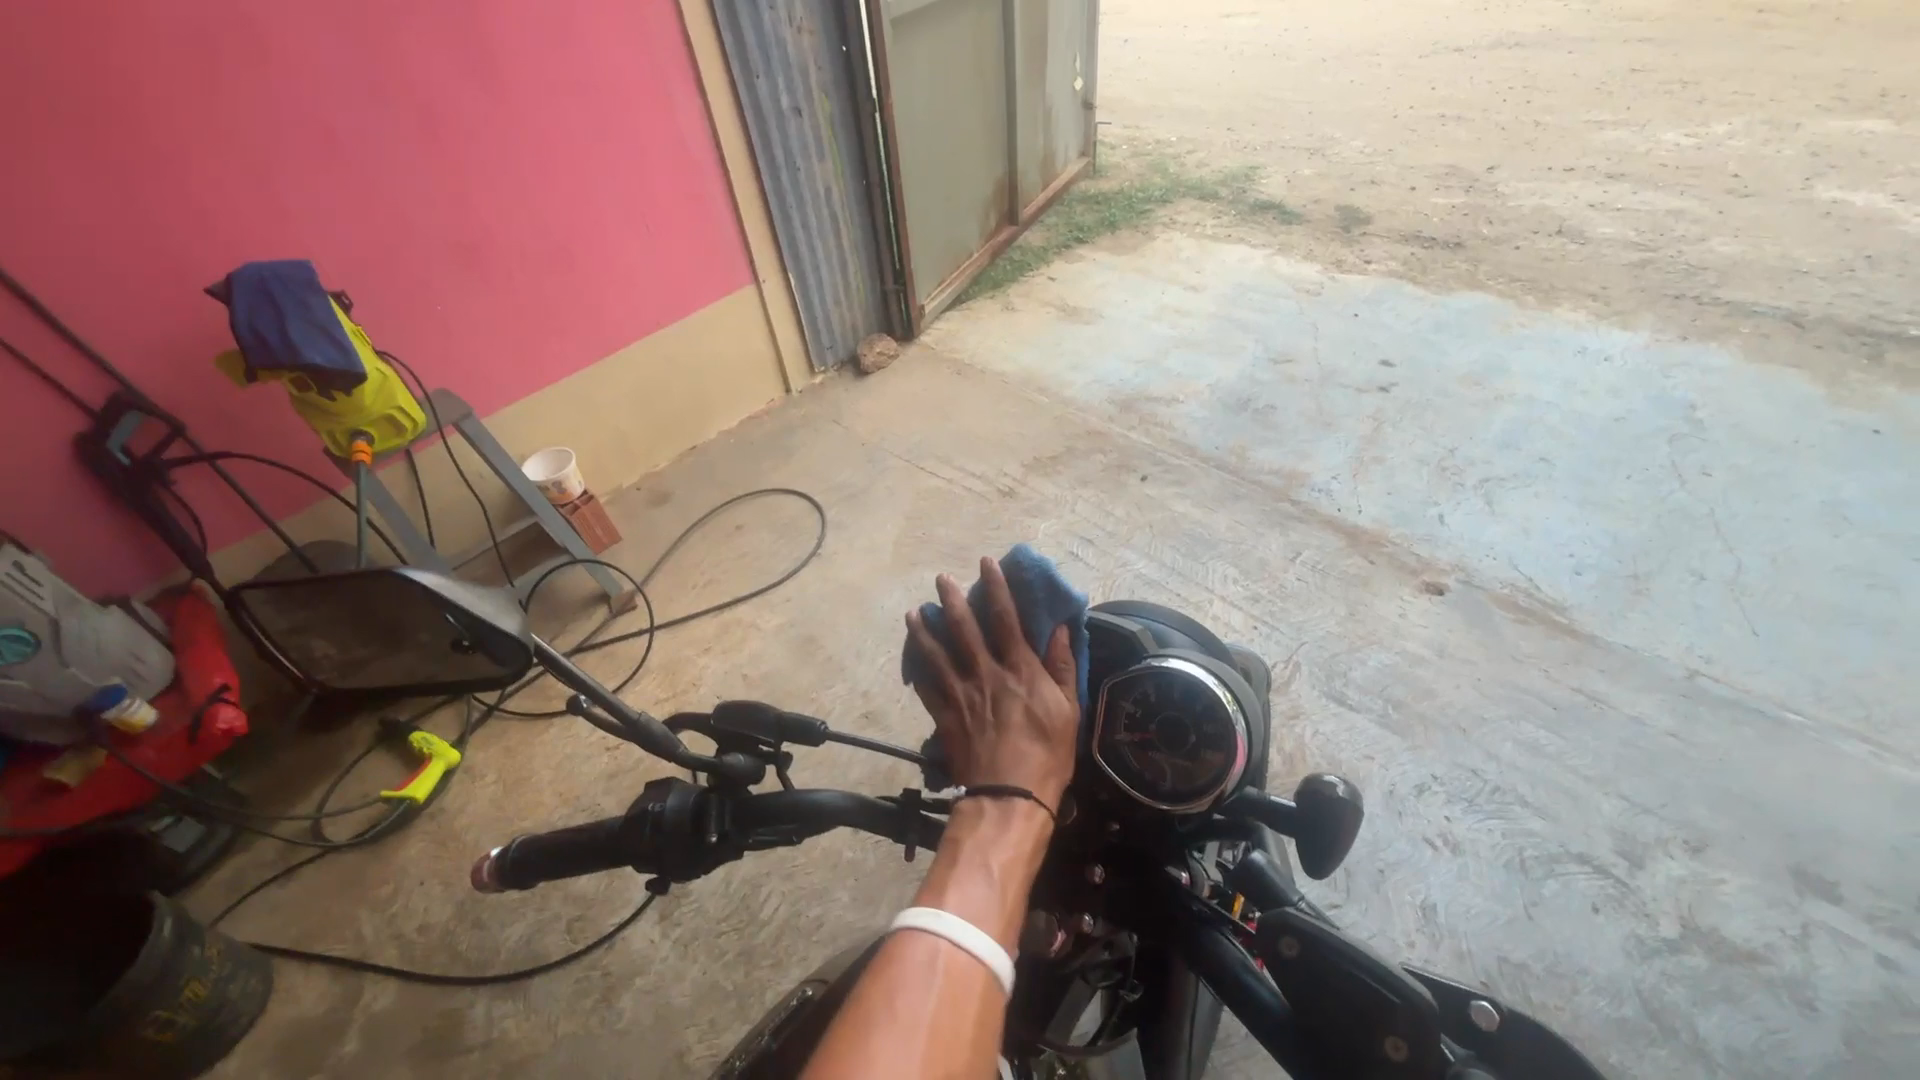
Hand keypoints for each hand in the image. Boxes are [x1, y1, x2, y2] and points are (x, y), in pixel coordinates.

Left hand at [905, 556, 1080, 807]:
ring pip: (936, 653)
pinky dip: (919, 670)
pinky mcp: (945, 716)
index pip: (1005, 617)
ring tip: (914, 612)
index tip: (986, 563)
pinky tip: (913, 659)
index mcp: (1018, 668)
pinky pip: (927, 687)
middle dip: (951, 599)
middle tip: (941, 578)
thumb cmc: (1047, 754)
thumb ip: (1062, 667)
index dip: (996, 587)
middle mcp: (985, 673)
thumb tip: (1060, 630)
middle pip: (963, 628)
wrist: (1009, 796)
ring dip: (924, 630)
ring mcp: (961, 694)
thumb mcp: (1069, 710)